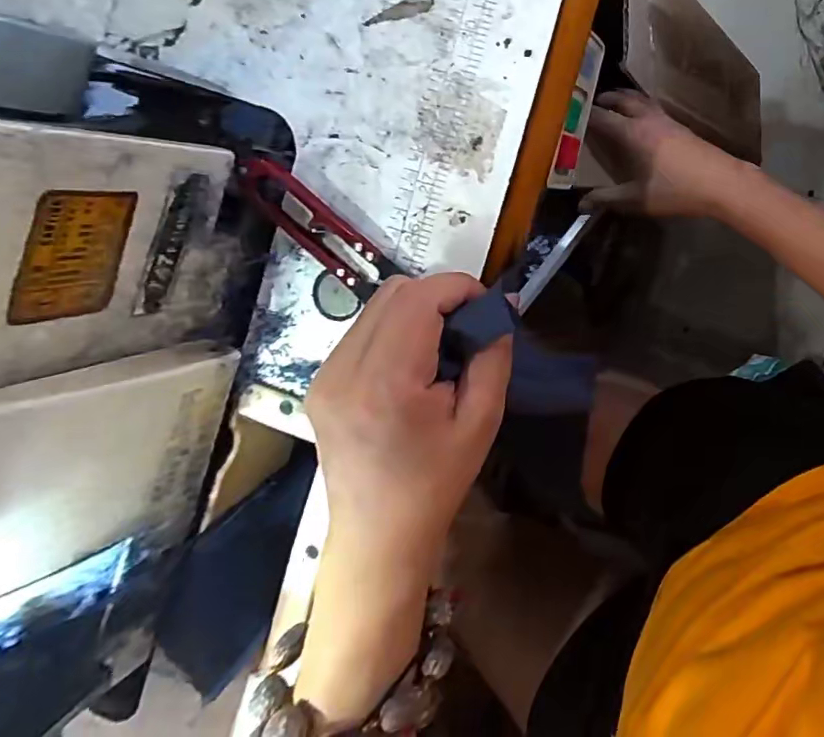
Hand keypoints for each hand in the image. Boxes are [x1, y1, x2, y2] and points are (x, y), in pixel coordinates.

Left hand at [305, 273, 511, 564]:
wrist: (378, 535)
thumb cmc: (437, 481)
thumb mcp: (482, 419)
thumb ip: (493, 355)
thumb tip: (502, 307)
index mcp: (385, 381)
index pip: (420, 297)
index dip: (460, 288)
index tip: (487, 308)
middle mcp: (345, 368)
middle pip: (396, 291)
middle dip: (441, 295)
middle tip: (469, 327)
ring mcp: (326, 374)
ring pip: (378, 305)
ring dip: (419, 310)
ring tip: (443, 348)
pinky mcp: (321, 382)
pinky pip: (364, 329)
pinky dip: (397, 328)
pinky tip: (414, 363)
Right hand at [582, 90, 745, 217]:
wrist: (723, 182)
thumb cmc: (678, 190)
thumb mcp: (639, 199)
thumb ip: (609, 200)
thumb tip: (582, 204)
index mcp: (633, 133)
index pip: (601, 117)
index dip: (582, 114)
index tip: (567, 114)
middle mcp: (648, 119)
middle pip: (622, 99)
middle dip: (605, 99)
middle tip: (591, 105)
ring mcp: (668, 120)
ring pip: (641, 100)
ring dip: (625, 99)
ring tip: (615, 106)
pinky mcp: (682, 126)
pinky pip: (654, 108)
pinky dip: (641, 107)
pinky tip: (643, 122)